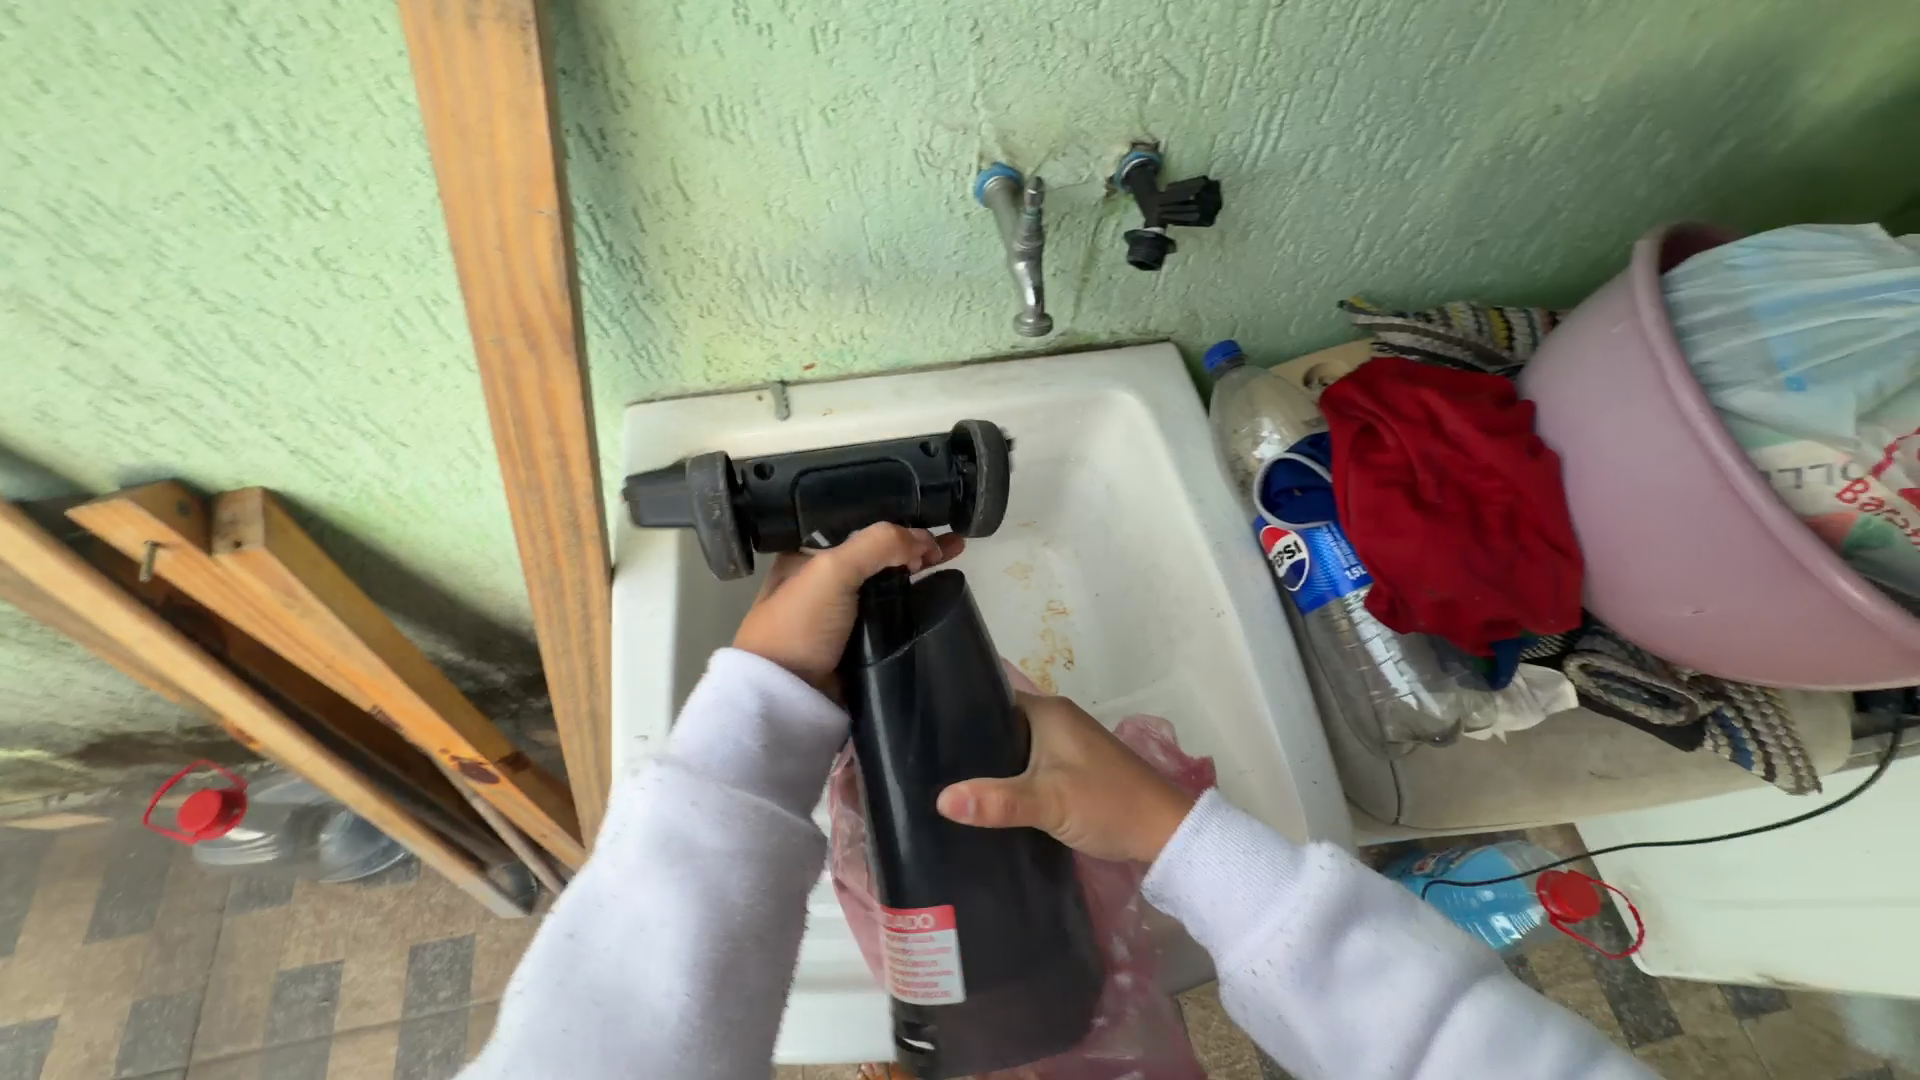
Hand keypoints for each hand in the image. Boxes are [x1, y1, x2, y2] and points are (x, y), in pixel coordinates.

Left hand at [733, 523, 964, 691]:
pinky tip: (940, 593)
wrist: (786, 697)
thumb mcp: (830, 571)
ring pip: (889, 583)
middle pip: (879, 553)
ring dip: (920, 570)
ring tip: (957, 556)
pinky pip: (893, 614)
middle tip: (952, 541)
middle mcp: (825, 580)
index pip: (859, 527)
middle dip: (915, 543)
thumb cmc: (799, 624)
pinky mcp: (860, 642)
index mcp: (808, 556)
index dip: (895, 521)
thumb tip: (925, 538)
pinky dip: (916, 603)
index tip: (930, 520)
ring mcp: (843, 613)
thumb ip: (877, 545)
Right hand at [935, 693, 1196, 862]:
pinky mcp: (1072, 767)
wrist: (1164, 831)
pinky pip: (1029, 764)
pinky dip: (1011, 778)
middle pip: (999, 725)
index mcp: (1047, 711)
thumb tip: (940, 799)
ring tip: (949, 785)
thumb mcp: (1047, 803)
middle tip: (929, 767)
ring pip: (1014, 748)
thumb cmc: (1107, 804)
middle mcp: (1055, 718)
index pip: (989, 699)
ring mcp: (1066, 743)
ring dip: (991, 765)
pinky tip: (990, 799)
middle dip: (970, 745)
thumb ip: (997, 801)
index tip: (924, 734)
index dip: (957, 714)